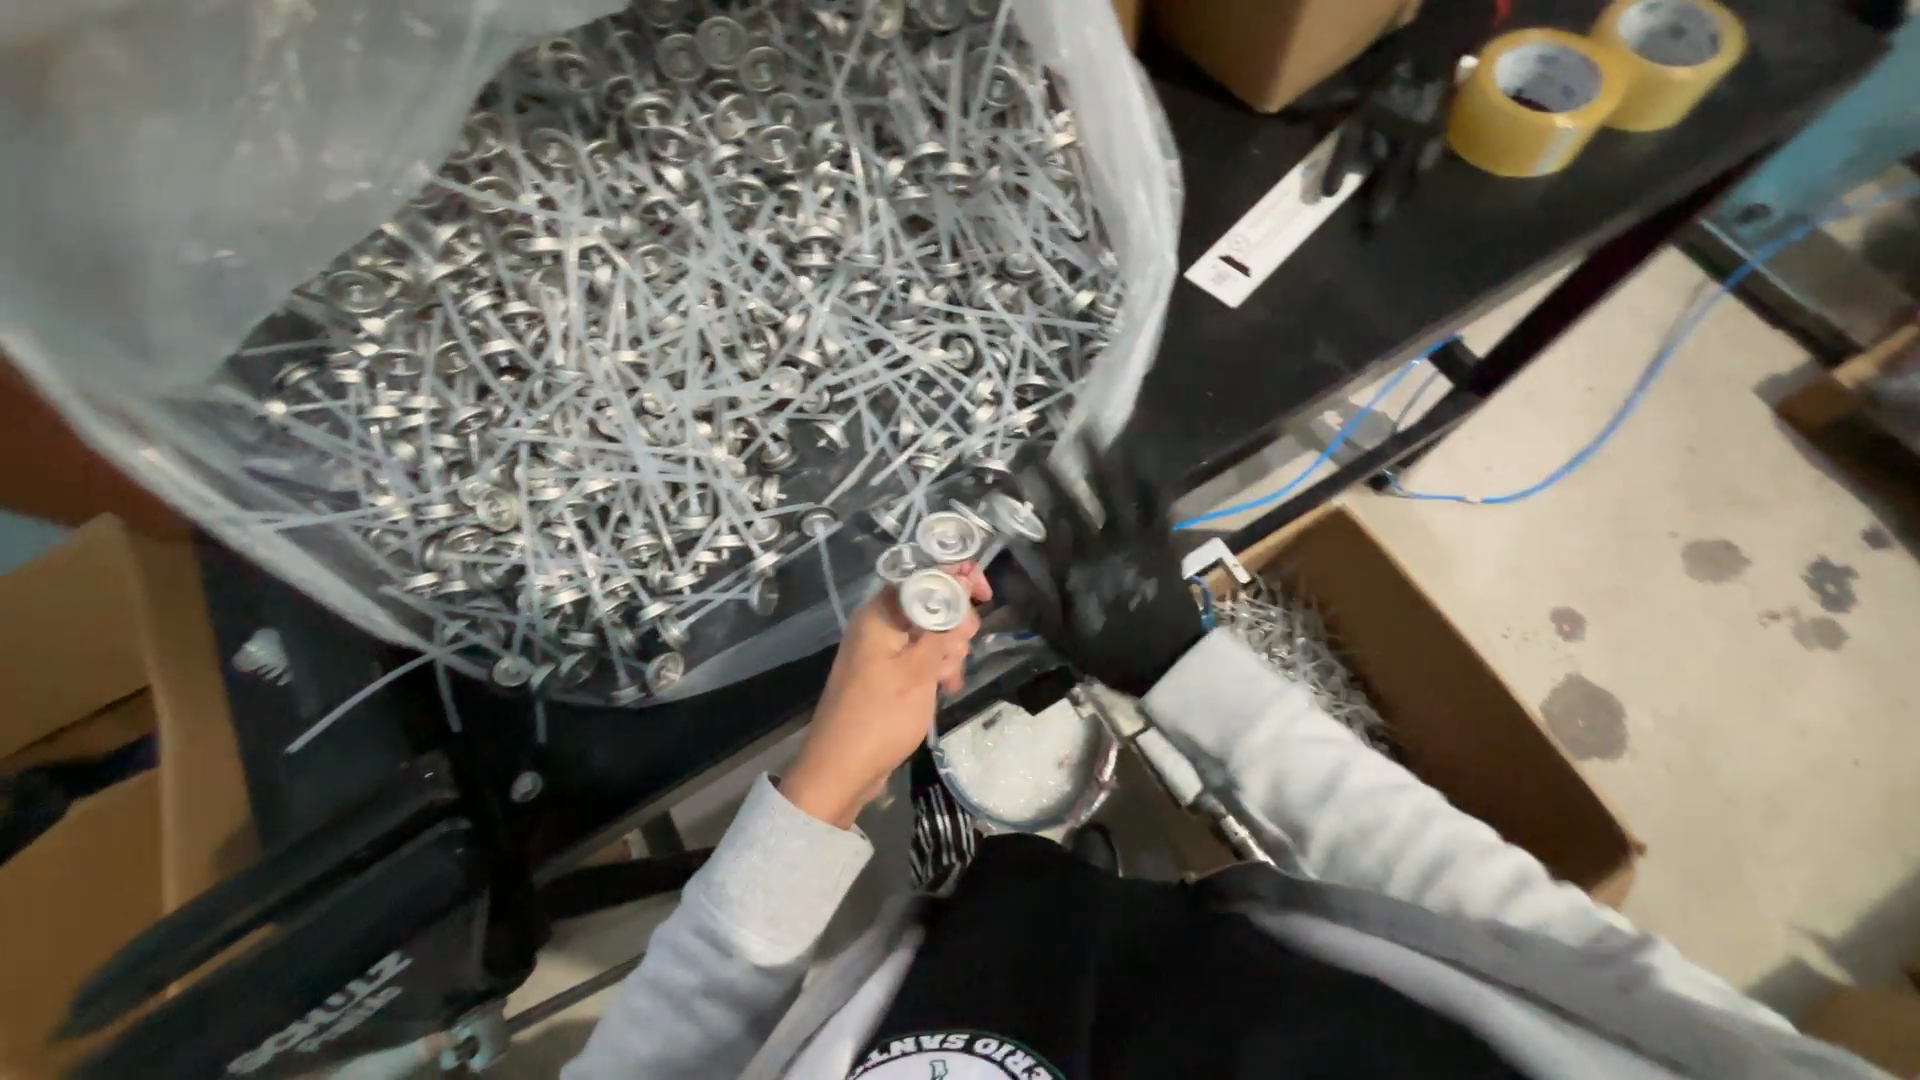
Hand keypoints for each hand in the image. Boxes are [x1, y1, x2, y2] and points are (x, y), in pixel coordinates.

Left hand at [781, 566, 989, 828]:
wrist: (842, 769)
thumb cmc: (881, 716)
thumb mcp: (920, 669)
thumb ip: (943, 622)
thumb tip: (961, 579)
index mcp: (881, 613)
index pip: (925, 573)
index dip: (958, 578)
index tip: (986, 596)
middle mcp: (880, 624)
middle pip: (933, 603)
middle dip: (955, 627)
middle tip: (952, 656)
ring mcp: (882, 649)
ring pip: (932, 633)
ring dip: (948, 654)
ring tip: (944, 682)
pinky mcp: (886, 672)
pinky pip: (920, 657)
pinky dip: (935, 669)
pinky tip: (943, 690)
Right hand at [988, 438, 1201, 696]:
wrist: (1172, 664)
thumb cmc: (1113, 653)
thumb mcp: (1063, 639)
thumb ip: (1032, 604)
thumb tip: (1001, 571)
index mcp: (1080, 568)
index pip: (1052, 518)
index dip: (1035, 487)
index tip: (1020, 462)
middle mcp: (1108, 546)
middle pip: (1082, 497)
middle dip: (1063, 466)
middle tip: (1049, 438)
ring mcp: (1139, 540)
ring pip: (1121, 493)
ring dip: (1107, 460)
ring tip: (1096, 430)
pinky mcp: (1164, 542)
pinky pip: (1157, 504)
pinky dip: (1150, 480)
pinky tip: (1145, 458)